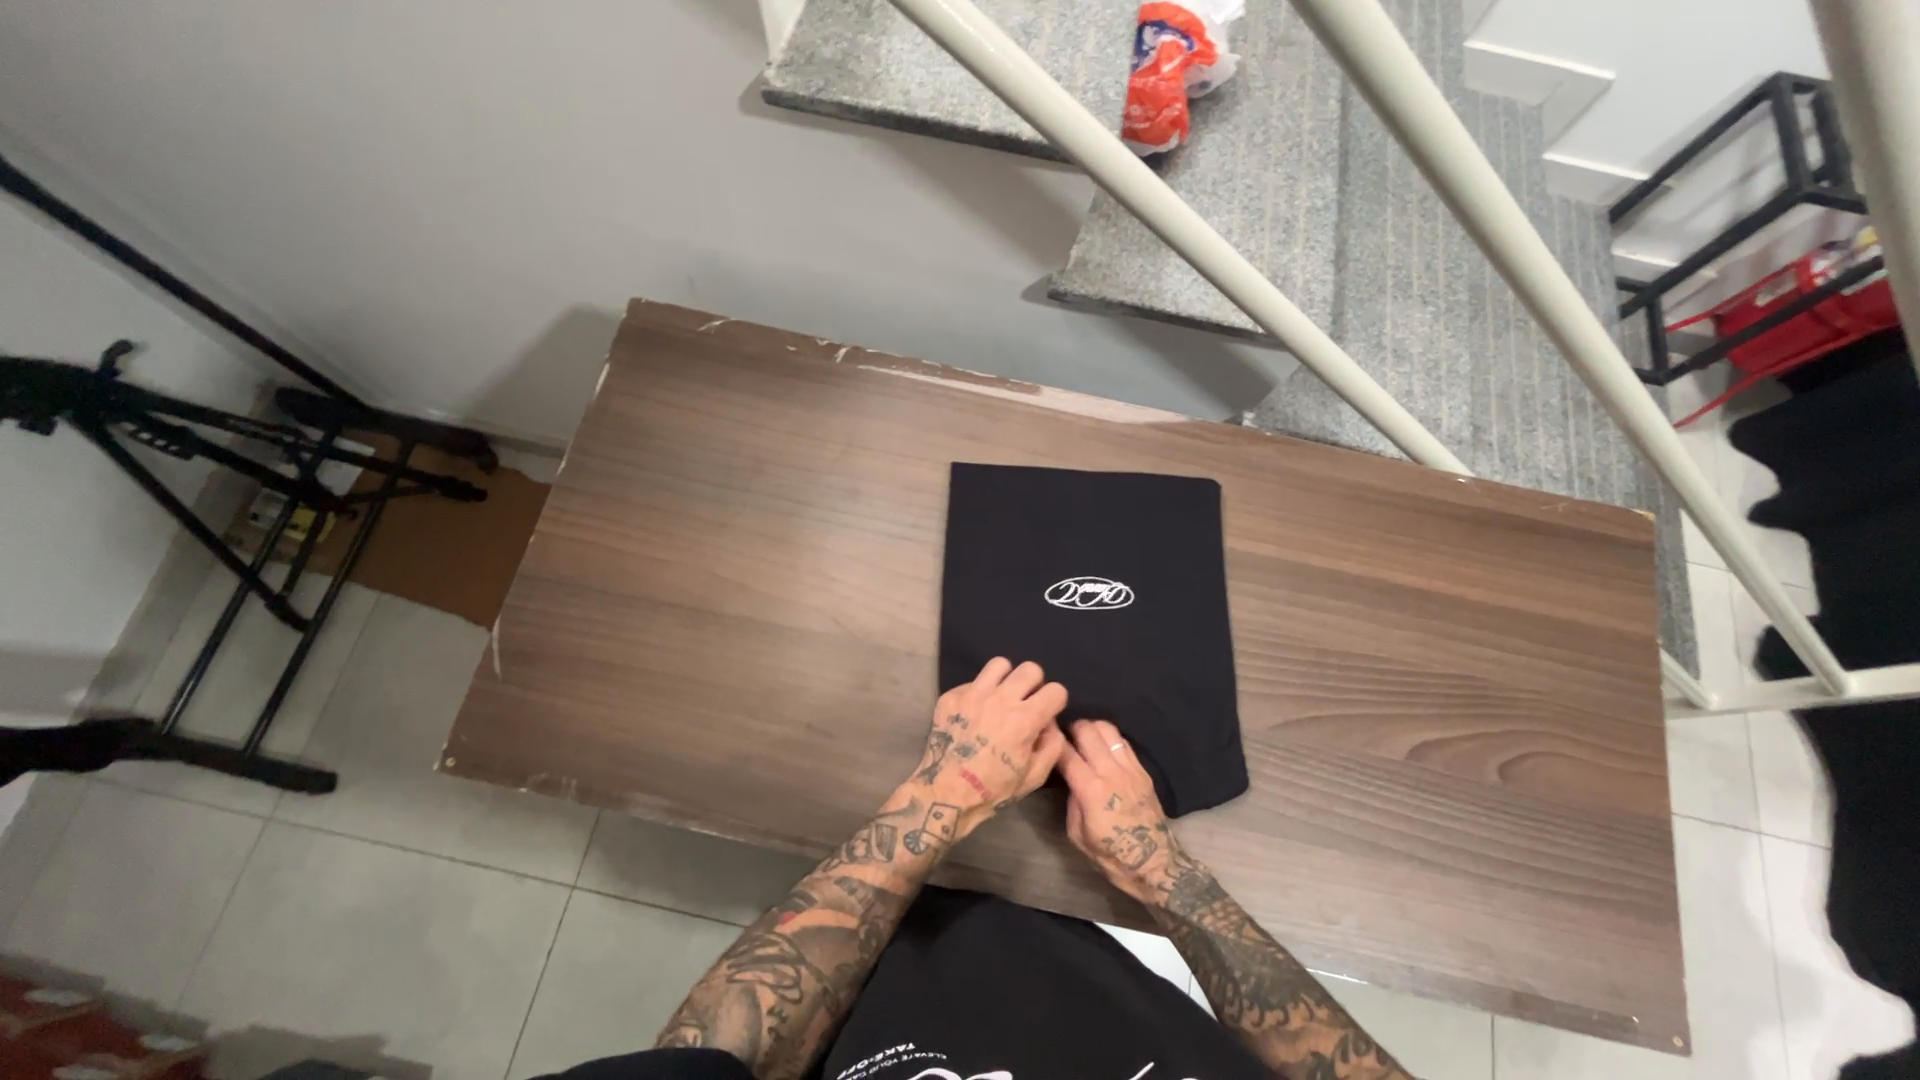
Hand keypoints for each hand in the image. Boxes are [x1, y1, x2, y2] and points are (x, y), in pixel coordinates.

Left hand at [897, 658, 1067, 845]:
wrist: (947, 793)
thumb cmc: (994, 789)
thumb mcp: (1035, 775)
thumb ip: (1052, 744)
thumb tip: (1050, 722)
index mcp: (1024, 719)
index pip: (1056, 690)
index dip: (1056, 701)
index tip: (1048, 712)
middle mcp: (1000, 699)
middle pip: (1030, 669)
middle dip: (1034, 684)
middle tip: (1026, 702)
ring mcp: (973, 694)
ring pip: (1000, 664)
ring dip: (1006, 679)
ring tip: (1001, 698)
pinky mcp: (951, 696)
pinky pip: (973, 681)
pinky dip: (979, 692)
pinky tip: (975, 713)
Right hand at [1059, 719, 1181, 904]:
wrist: (1153, 862)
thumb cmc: (1110, 855)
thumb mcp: (1077, 835)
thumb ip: (1071, 803)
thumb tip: (1070, 781)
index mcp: (1091, 790)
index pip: (1067, 754)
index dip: (1052, 740)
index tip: (1043, 735)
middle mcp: (1111, 772)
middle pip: (1088, 731)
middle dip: (1071, 728)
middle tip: (1064, 735)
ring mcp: (1130, 769)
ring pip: (1108, 729)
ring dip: (1092, 728)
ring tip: (1083, 737)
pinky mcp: (1143, 771)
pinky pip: (1123, 742)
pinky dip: (1109, 738)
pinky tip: (1103, 747)